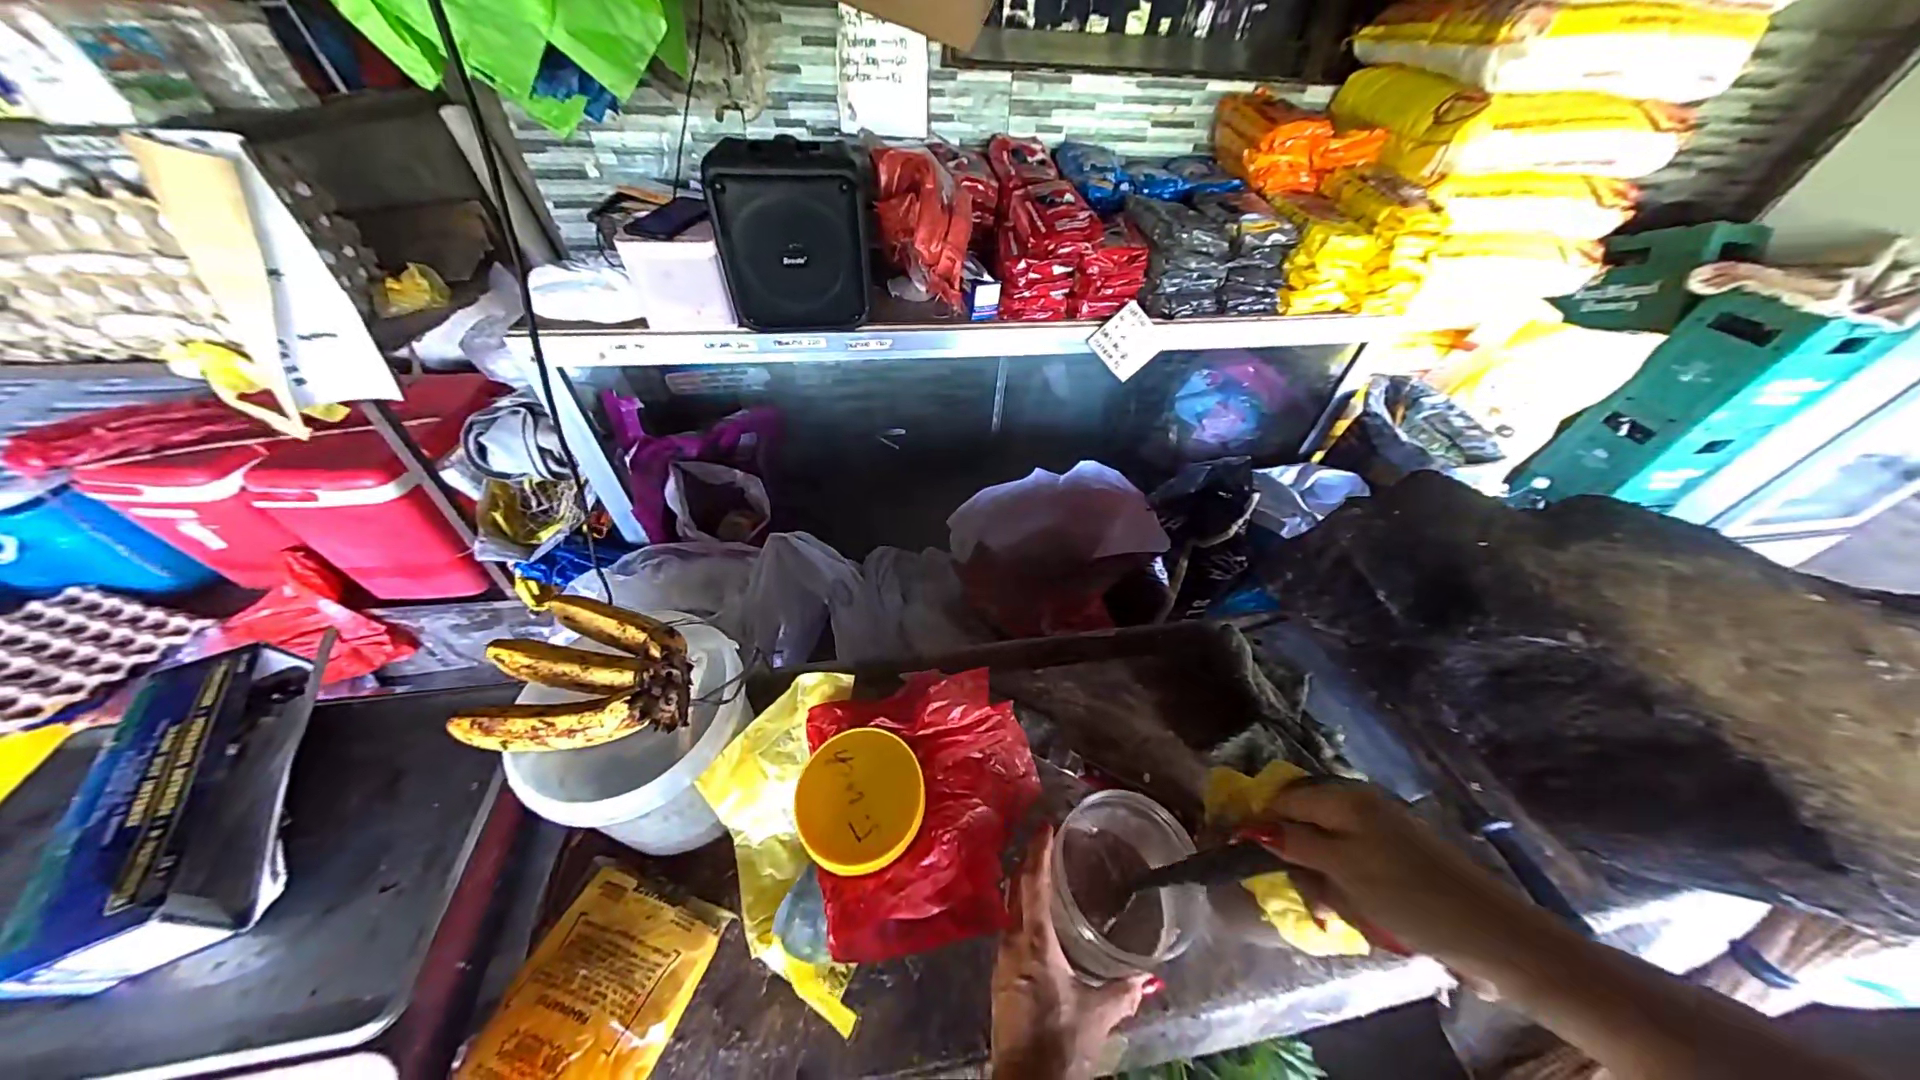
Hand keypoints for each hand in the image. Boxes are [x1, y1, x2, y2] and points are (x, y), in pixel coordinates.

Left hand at [991, 827, 1152, 1079]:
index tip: (1045, 828)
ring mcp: (1001, 959)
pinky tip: (1035, 918)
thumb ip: (1124, 992)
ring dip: (1023, 888)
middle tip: (1044, 842)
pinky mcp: (999, 976)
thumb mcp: (1098, 1014)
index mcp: (1033, 942)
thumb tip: (1150, 977)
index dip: (1039, 854)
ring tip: (1042, 873)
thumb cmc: (1060, 1040)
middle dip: (1028, 864)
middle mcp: (1011, 942)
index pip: (1033, 885)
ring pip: (1010, 910)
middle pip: (1016, 891)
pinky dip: (1021, 912)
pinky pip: (1010, 930)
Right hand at [1244, 780, 1557, 978]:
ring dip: (1319, 877)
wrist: (1495, 935)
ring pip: (1323, 845)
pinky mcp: (1395, 854)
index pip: (1281, 798)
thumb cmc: (1410, 896)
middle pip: (1300, 819)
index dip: (1258, 824)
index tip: (1239, 854)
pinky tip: (1353, 911)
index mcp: (1343, 797)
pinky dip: (1343, 885)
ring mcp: (1379, 827)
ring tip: (1332, 911)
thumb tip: (1249, 825)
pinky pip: (1349, 861)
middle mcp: (1357, 802)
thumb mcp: (1342, 869)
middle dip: (1292, 855)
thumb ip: (1293, 842)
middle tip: (1301, 892)